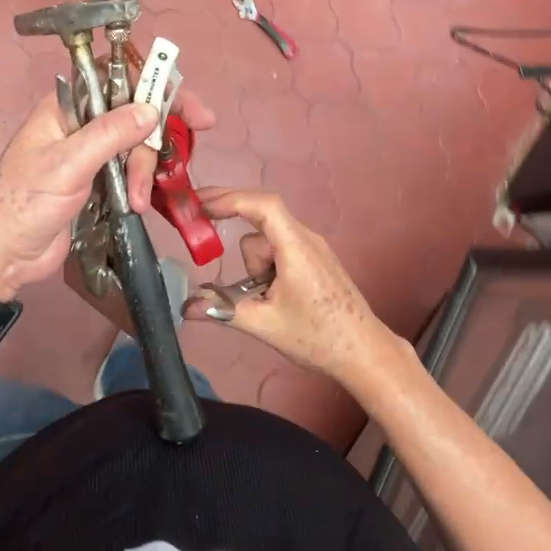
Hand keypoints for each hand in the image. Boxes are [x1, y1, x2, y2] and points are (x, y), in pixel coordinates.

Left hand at [0, 88, 214, 301]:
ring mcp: (92, 152)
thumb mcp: (67, 165)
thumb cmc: (24, 203)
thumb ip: (109, 134)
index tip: (185, 103)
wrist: (3, 255)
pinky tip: (140, 203)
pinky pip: (131, 169)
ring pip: (137, 143)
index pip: (117, 77)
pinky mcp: (99, 181)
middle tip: (194, 141)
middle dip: (159, 131)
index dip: (154, 83)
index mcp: (67, 106)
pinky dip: (141, 183)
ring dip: (145, 168)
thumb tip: (152, 109)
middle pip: (135, 110)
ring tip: (137, 200)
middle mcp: (82, 123)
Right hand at [183, 189, 398, 385]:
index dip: (231, 198)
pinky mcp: (317, 259)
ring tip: (264, 298)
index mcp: (296, 247)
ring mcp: (314, 247)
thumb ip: (225, 310)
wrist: (364, 351)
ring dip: (255, 262)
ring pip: (269, 240)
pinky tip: (271, 293)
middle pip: (262, 220)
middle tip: (199, 222)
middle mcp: (306, 238)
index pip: (264, 206)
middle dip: (233, 221)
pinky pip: (281, 249)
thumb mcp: (265, 325)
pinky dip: (266, 264)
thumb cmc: (318, 336)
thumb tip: (187, 306)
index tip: (202, 203)